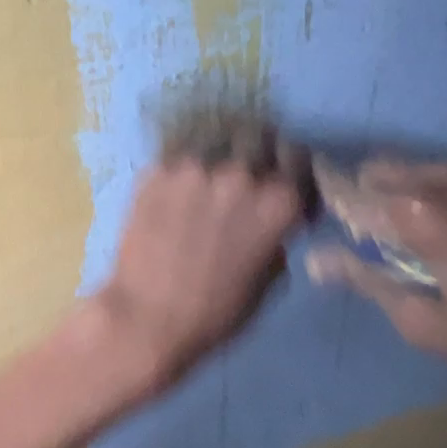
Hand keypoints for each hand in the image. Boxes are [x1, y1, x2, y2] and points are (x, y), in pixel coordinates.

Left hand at [95, 153, 306, 390]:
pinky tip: (182, 165)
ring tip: (213, 156)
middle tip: (247, 166)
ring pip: (217, 130)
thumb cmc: (214, 313)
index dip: (294, 170)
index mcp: (278, 203)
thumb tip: (271, 224)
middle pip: (259, 135)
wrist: (146, 318)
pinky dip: (185, 150)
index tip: (284, 183)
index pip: (299, 159)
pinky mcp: (157, 169)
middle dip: (259, 148)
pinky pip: (178, 144)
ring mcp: (195, 166)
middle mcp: (241, 174)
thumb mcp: (268, 283)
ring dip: (221, 142)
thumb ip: (276, 240)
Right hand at [306, 158, 446, 385]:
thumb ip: (370, 285)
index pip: (345, 189)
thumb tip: (320, 261)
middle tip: (377, 241)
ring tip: (429, 239)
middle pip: (378, 168)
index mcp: (416, 213)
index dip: (323, 197)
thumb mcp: (434, 325)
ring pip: (421, 168)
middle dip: (365, 196)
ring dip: (407, 193)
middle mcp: (446, 176)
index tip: (313, 209)